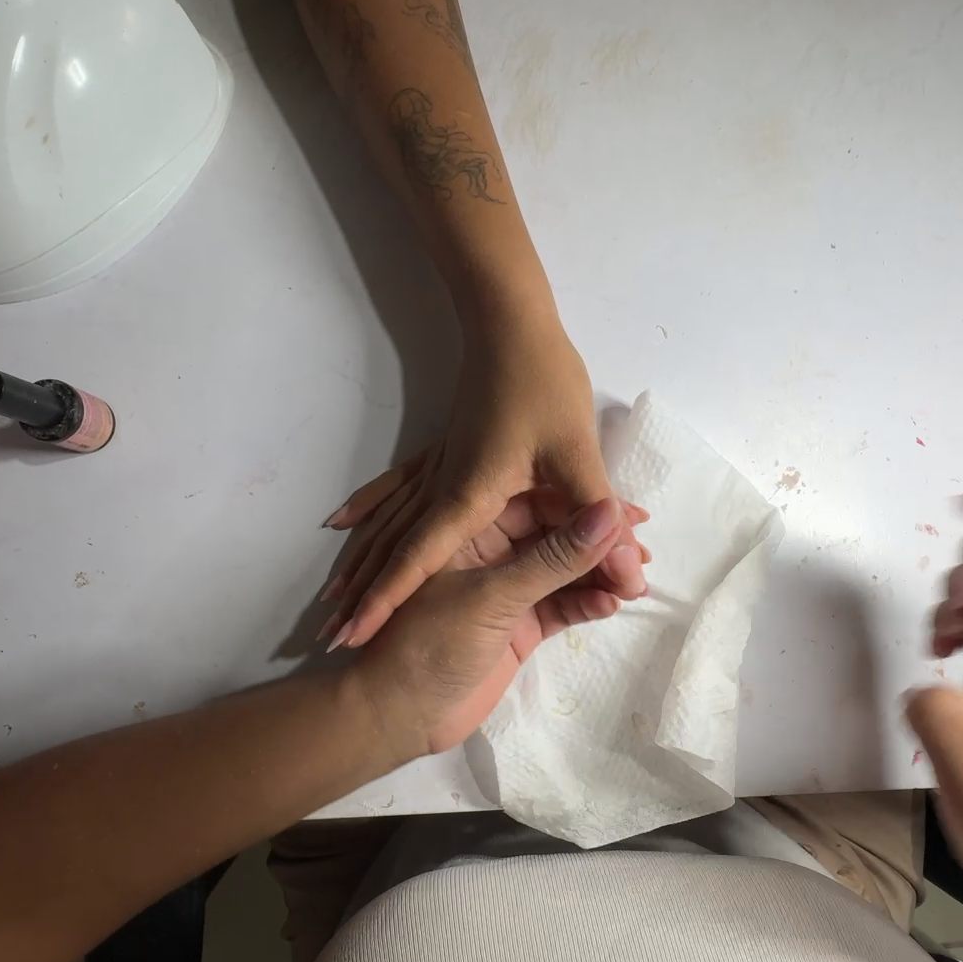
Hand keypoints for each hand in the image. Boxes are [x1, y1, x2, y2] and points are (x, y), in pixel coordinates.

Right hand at [319, 329, 642, 650]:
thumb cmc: (542, 384)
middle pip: (396, 549)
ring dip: (360, 564)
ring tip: (330, 601)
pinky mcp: (439, 456)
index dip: (385, 599)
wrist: (508, 324)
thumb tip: (632, 575)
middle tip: (332, 636)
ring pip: (389, 526)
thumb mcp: (576, 454)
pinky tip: (340, 522)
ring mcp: (433, 471)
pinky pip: (393, 492)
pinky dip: (367, 512)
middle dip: (364, 595)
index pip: (417, 559)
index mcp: (467, 497)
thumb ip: (599, 518)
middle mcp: (439, 490)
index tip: (352, 634)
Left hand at [351, 496, 633, 758]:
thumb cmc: (429, 643)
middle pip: (554, 537)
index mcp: (469, 528)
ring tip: (638, 581)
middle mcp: (489, 552)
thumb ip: (553, 559)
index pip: (536, 505)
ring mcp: (505, 591)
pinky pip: (558, 607)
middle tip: (643, 549)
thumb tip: (609, 516)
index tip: (629, 515)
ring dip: (596, 576)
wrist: (396, 715)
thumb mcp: (492, 596)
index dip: (582, 508)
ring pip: (561, 573)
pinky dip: (583, 605)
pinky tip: (611, 605)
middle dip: (597, 544)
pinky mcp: (517, 627)